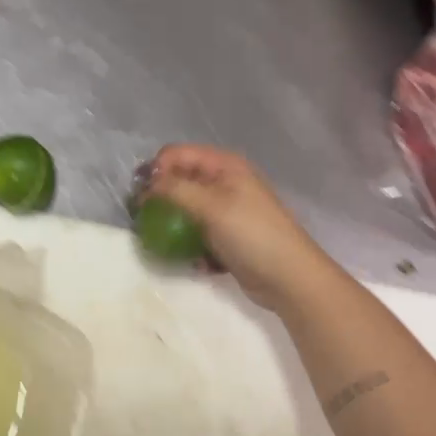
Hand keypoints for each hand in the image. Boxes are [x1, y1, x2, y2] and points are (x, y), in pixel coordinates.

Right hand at [143, 145, 339, 311]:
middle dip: (162, 198)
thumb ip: (175, 190)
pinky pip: (199, 231)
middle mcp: (224, 182)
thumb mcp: (210, 206)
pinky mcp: (228, 236)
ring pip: (187, 208)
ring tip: (164, 242)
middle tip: (146, 219)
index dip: (157, 170)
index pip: (176, 154)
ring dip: (174, 224)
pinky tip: (194, 260)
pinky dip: (191, 243)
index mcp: (223, 165)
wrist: (292, 280)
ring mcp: (227, 210)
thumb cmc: (252, 234)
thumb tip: (145, 187)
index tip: (143, 195)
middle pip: (180, 180)